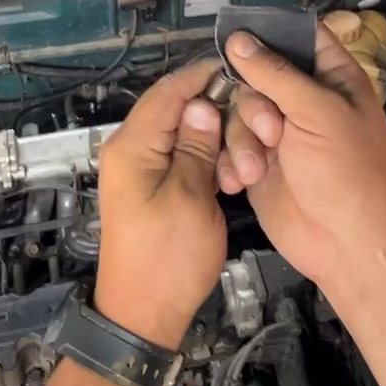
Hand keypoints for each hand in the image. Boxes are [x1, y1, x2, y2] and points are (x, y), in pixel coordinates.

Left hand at [92, 59, 227, 346]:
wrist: (143, 316)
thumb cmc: (166, 259)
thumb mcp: (190, 198)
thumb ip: (197, 147)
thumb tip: (202, 103)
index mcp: (132, 146)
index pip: (167, 92)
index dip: (202, 76)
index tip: (239, 69)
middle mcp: (131, 149)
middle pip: (177, 110)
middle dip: (216, 115)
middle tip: (253, 126)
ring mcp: (142, 168)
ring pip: (184, 134)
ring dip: (215, 142)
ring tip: (241, 163)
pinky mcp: (155, 186)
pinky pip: (182, 158)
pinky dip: (206, 161)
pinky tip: (229, 176)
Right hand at [221, 26, 385, 293]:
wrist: (345, 245)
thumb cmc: (346, 171)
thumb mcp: (316, 113)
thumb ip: (275, 73)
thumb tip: (238, 38)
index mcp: (332, 78)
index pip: (301, 36)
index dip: (271, 31)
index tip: (237, 33)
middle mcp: (303, 100)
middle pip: (257, 75)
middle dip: (255, 104)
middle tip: (271, 131)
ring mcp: (279, 132)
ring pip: (239, 110)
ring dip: (243, 140)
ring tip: (256, 169)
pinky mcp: (259, 162)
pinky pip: (231, 144)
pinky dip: (232, 160)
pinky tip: (240, 180)